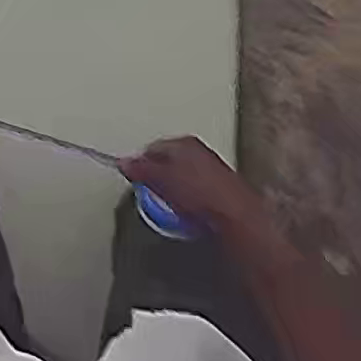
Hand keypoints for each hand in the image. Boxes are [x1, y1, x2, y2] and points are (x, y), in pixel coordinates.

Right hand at [121, 136, 271, 240]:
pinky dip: (188, 198)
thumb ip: (138, 168)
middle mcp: (201, 151)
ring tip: (169, 203)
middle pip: (167, 161)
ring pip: (182, 176)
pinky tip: (187, 210)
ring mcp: (213, 170)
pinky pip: (195, 190)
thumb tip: (124, 163)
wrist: (236, 218)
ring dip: (173, 189)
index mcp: (184, 142)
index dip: (139, 164)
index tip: (134, 177)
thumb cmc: (200, 193)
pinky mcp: (222, 189)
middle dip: (157, 175)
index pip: (151, 148)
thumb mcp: (158, 178)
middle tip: (149, 190)